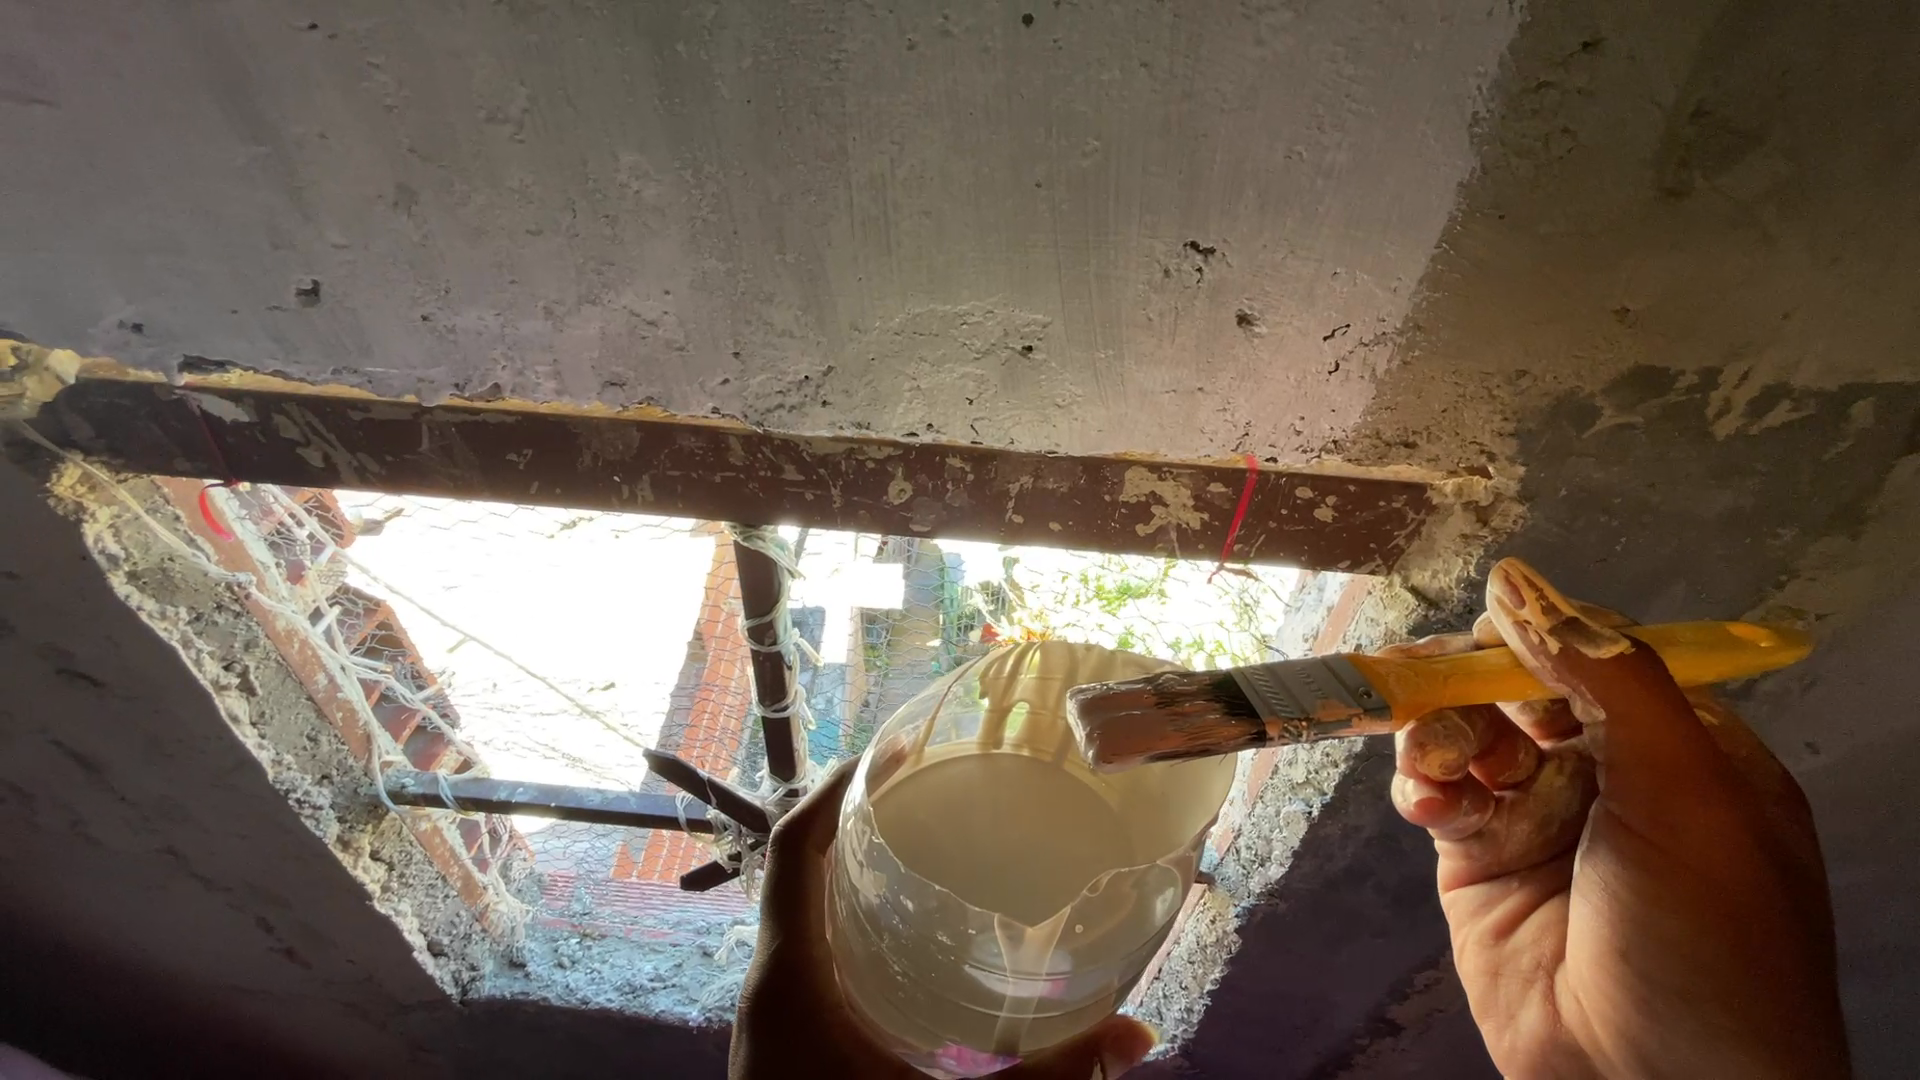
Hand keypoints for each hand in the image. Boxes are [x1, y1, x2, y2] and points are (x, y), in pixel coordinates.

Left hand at [730, 758, 1157, 1079]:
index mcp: (789, 978)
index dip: (833, 789)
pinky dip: (846, 902)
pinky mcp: (788, 1025)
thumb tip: (1139, 1037)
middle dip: (848, 809)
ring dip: (843, 853)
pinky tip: (898, 909)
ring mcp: (775, 1003)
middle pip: (795, 862)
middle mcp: (771, 977)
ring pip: (800, 899)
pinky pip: (810, 936)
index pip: (791, 849)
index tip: (891, 752)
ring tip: (912, 824)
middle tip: (920, 781)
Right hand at [1382, 557, 1848, 1078]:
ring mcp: (1531, 810)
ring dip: (1438, 738)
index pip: (1588, 655)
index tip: (1485, 643)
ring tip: (1441, 775)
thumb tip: (1515, 578)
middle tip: (1422, 686)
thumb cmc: (1701, 936)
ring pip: (1459, 729)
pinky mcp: (1472, 848)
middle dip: (1467, 688)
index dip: (1531, 638)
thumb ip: (1603, 677)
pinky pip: (1431, 787)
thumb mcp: (1683, 795)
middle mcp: (1599, 771)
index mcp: (1675, 749)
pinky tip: (1427, 806)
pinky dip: (1420, 785)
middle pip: (1507, 687)